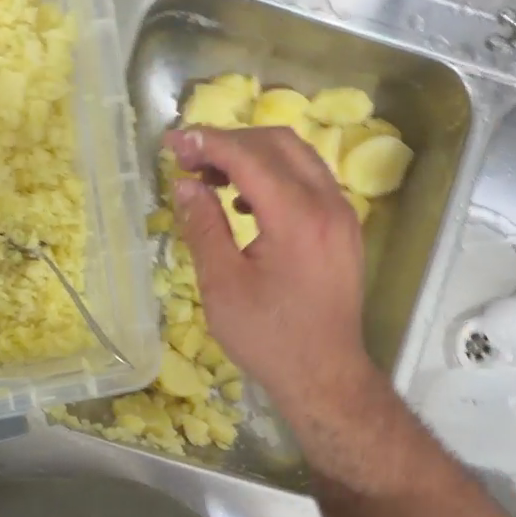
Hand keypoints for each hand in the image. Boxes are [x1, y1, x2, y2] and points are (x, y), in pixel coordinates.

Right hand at [167, 126, 378, 423]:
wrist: (324, 375)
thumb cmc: (267, 337)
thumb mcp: (222, 284)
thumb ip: (204, 227)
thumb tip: (186, 184)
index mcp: (296, 216)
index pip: (249, 156)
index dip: (208, 143)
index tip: (173, 143)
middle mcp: (328, 204)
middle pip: (278, 143)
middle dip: (230, 141)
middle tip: (188, 158)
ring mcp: (341, 214)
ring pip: (298, 157)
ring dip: (252, 155)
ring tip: (210, 177)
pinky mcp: (342, 229)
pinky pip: (309, 180)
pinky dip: (273, 175)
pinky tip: (243, 201)